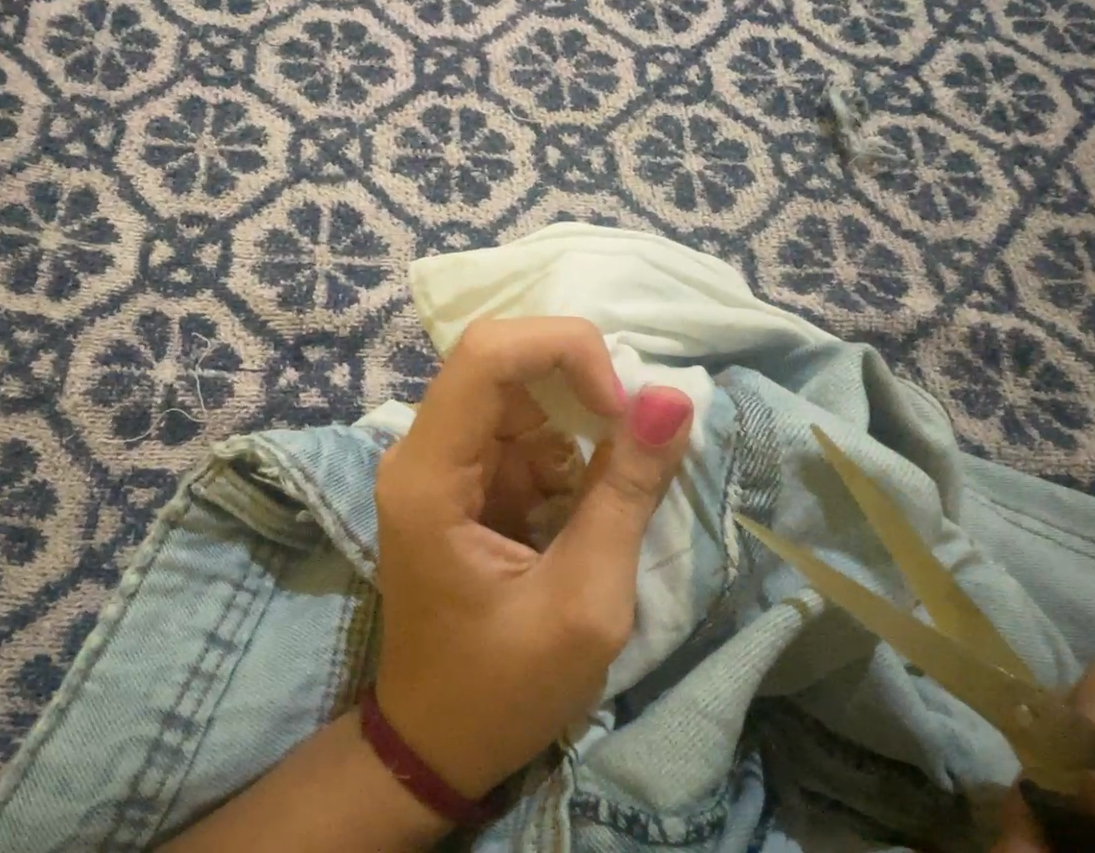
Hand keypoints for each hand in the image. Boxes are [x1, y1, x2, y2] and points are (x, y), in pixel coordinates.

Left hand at [371, 316, 693, 797]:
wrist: (438, 742)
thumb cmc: (504, 688)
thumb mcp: (585, 600)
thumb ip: (625, 492)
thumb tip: (671, 397)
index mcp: (429, 475)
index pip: (486, 353)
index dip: (564, 351)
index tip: (621, 410)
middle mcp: (423, 453)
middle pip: (504, 365)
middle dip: (581, 388)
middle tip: (632, 446)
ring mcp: (442, 466)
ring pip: (522, 398)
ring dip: (581, 429)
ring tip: (605, 501)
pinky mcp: (465, 484)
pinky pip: (525, 437)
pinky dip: (570, 459)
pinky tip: (583, 514)